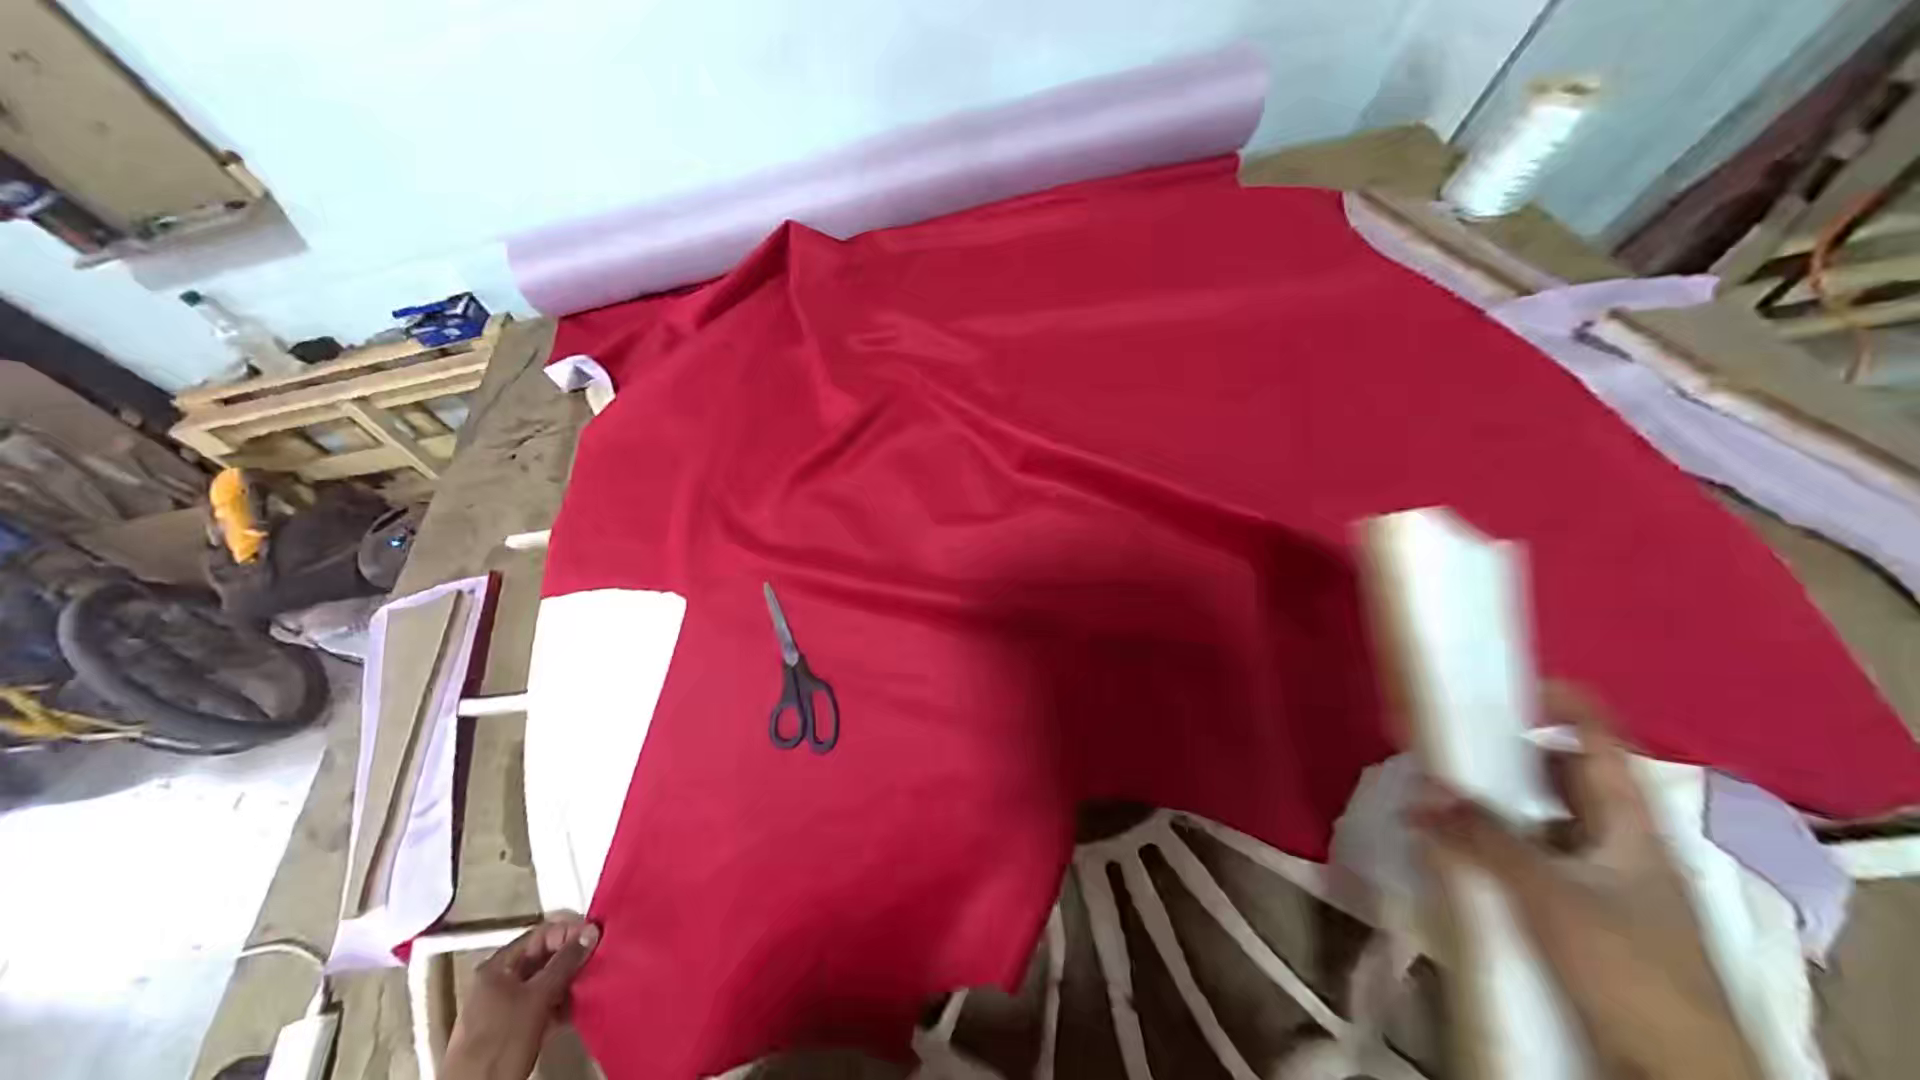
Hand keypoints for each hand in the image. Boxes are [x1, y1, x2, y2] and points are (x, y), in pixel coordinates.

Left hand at [442, 915, 600, 1079]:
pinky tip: (581, 1007)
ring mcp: (506, 1007)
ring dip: (570, 982)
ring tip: (594, 981)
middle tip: (599, 958)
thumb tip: (591, 931)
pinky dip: (562, 1003)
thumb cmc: (501, 1042)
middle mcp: (499, 982)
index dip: (568, 932)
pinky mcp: (515, 1028)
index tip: (595, 937)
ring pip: (546, 982)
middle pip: (544, 958)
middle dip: (572, 958)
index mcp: (497, 968)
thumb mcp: (538, 996)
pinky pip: (544, 1004)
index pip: (540, 935)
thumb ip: (566, 961)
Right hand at [1410, 687, 1764, 1079]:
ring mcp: (1601, 875)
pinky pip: (1531, 855)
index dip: (1559, 703)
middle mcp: (1618, 838)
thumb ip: (1481, 839)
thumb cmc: (1627, 964)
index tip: (1501, 680)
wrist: (1674, 1064)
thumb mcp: (1550, 895)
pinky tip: (1459, 845)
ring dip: (1494, 800)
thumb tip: (1417, 792)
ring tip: (1440, 786)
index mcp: (1629, 820)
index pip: (1598, 739)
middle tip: (1448, 736)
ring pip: (1543, 816)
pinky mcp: (1581, 908)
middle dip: (1506, 752)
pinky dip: (1495, 841)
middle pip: (1562, 774)